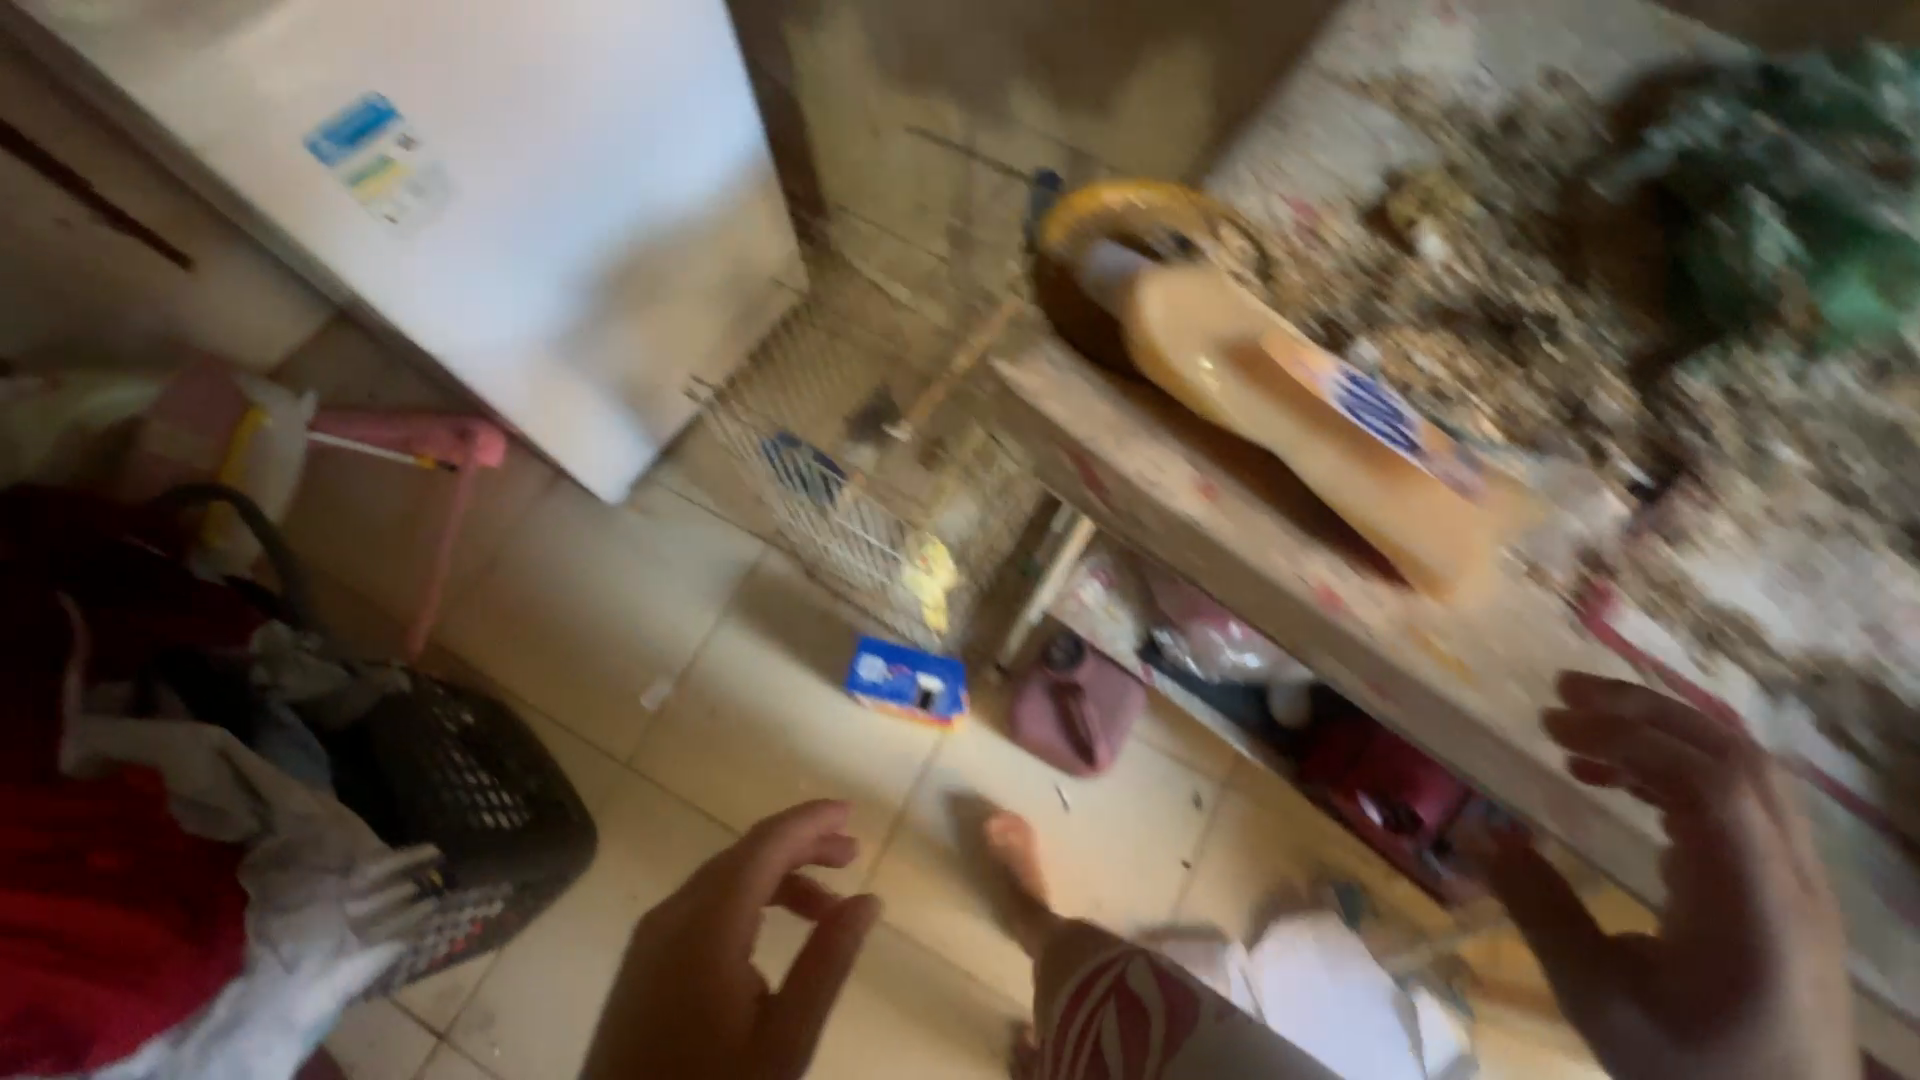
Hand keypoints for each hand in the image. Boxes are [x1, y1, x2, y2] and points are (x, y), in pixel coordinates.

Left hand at [583, 800, 881, 1079]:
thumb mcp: (786, 1039)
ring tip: (826, 907)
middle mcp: (672, 916)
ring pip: (722, 880)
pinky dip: (746, 901)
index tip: (851, 813)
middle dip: (800, 846)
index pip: (765, 845)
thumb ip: (828, 961)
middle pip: (744, 855)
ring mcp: (650, 939)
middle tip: (851, 856)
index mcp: (706, 926)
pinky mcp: (643, 963)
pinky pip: (702, 906)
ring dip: (776, 877)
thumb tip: (868, 900)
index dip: (809, 820)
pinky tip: (773, 931)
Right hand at [1481, 673, 1853, 1079]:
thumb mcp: (1597, 998)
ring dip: (1660, 733)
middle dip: (1646, 711)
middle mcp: (1789, 879)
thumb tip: (1480, 833)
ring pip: (1743, 772)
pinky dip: (1671, 771)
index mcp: (1754, 905)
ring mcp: (1795, 883)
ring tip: (1575, 727)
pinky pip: (1736, 802)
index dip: (1631, 737)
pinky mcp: (1781, 891)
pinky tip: (1612, 781)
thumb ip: (1540, 909)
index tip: (1552, 724)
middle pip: (1737, 759)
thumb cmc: (1690, 1069)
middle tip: (1560, 695)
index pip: (1712, 785)